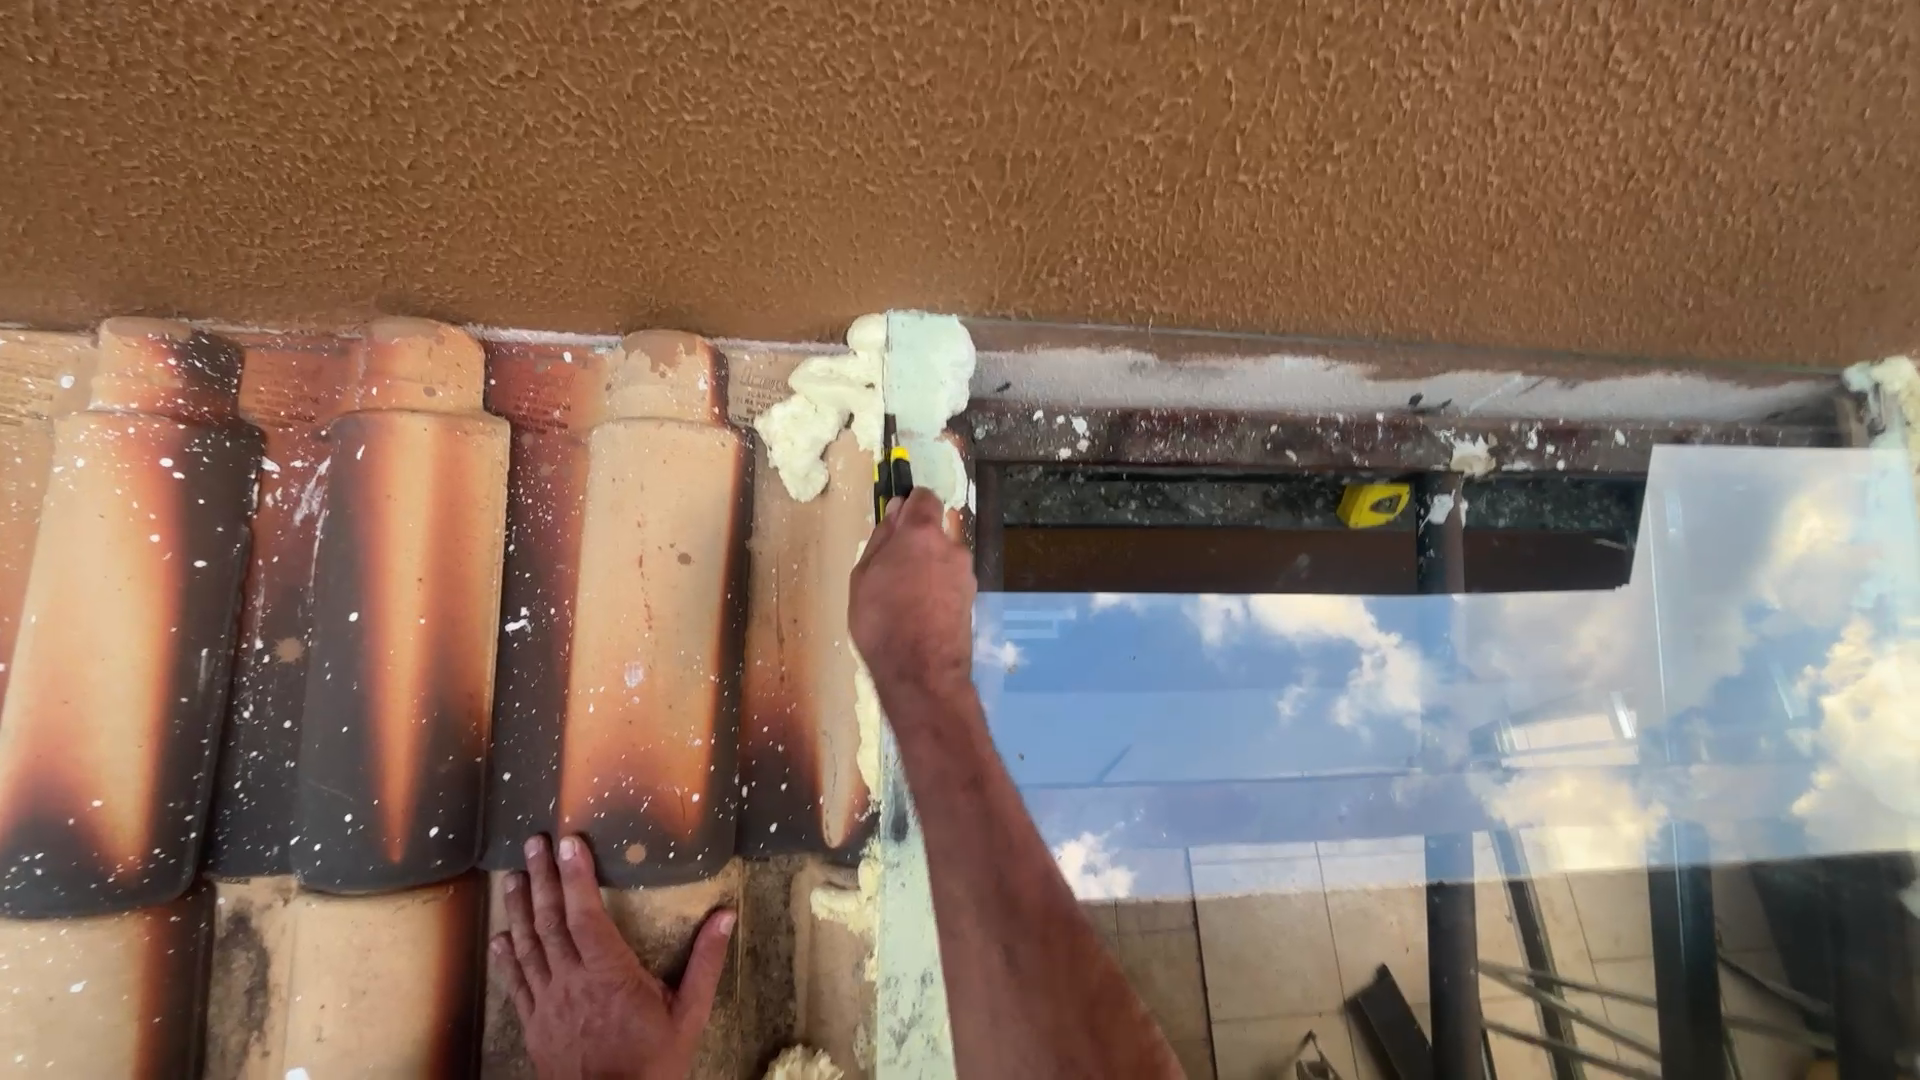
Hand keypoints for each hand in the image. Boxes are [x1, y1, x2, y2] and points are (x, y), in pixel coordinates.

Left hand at [491, 834, 734, 1079]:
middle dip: (542, 878)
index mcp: (608, 973)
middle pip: (551, 922)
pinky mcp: (535, 1026)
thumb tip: (726, 914)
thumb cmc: (654, 1062)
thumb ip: (705, 962)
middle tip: (532, 843)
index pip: (586, 914)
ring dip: (519, 909)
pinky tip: (499, 938)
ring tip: (511, 877)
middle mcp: (571, 983)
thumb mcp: (690, 1013)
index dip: (576, 876)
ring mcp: (547, 1005)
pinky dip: (507, 958)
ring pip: (528, 947)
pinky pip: (516, 985)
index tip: (568, 843)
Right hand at [849, 488, 976, 701]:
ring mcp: (966, 574)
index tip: (894, 522)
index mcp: (922, 533)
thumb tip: (895, 513)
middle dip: (916, 542)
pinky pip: (949, 581)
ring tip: (904, 597)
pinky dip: (936, 588)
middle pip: (934, 530)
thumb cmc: (881, 621)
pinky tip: (919, 612)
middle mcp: (952, 546)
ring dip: (927, 567)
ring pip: (943, 557)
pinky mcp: (972, 598)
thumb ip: (881, 540)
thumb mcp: (863, 577)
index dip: (908, 506)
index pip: (924, 497)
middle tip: (891, 569)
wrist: (922, 673)